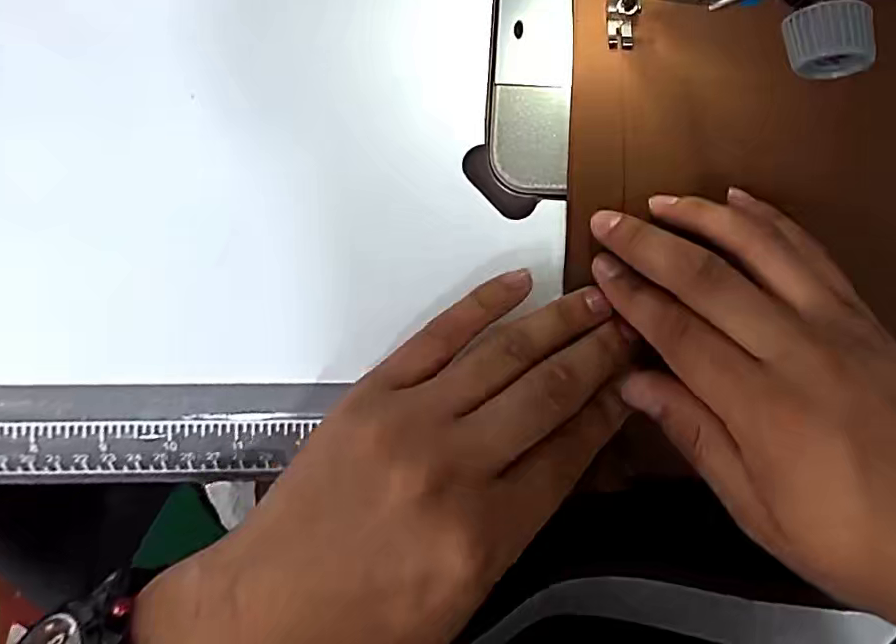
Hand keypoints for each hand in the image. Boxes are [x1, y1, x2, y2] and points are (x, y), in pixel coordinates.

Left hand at [134, 271, 634, 643]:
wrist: (262, 615)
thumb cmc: (361, 622)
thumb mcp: (464, 594)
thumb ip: (521, 519)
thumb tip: (568, 452)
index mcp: (481, 535)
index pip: (569, 451)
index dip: (610, 407)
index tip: (634, 377)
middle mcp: (452, 469)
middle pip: (548, 392)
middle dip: (598, 353)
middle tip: (629, 325)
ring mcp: (410, 420)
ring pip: (505, 354)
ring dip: (558, 321)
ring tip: (593, 298)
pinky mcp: (374, 392)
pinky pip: (440, 334)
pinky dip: (484, 303)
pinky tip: (518, 285)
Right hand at [591, 190, 895, 642]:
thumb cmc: (857, 537)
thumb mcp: (758, 507)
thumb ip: (693, 433)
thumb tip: (638, 385)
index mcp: (764, 408)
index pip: (678, 331)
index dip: (633, 295)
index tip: (603, 270)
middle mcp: (797, 351)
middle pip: (706, 277)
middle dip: (649, 243)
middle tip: (611, 221)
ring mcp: (832, 323)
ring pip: (757, 247)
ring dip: (704, 216)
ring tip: (664, 201)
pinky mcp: (858, 313)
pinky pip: (809, 250)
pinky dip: (772, 218)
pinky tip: (742, 200)